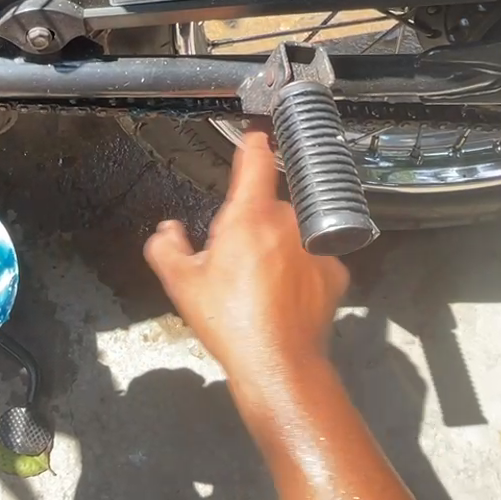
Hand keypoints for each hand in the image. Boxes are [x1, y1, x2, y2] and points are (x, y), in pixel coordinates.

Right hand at [143, 131, 350, 394]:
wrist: (278, 364)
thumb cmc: (227, 319)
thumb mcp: (181, 284)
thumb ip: (165, 248)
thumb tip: (166, 231)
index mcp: (249, 215)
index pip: (255, 161)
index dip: (253, 144)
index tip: (256, 135)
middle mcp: (288, 221)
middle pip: (268, 205)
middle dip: (253, 221)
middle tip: (235, 255)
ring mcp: (315, 245)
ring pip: (291, 231)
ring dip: (278, 243)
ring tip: (260, 281)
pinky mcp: (335, 271)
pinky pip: (312, 257)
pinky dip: (300, 267)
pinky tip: (285, 294)